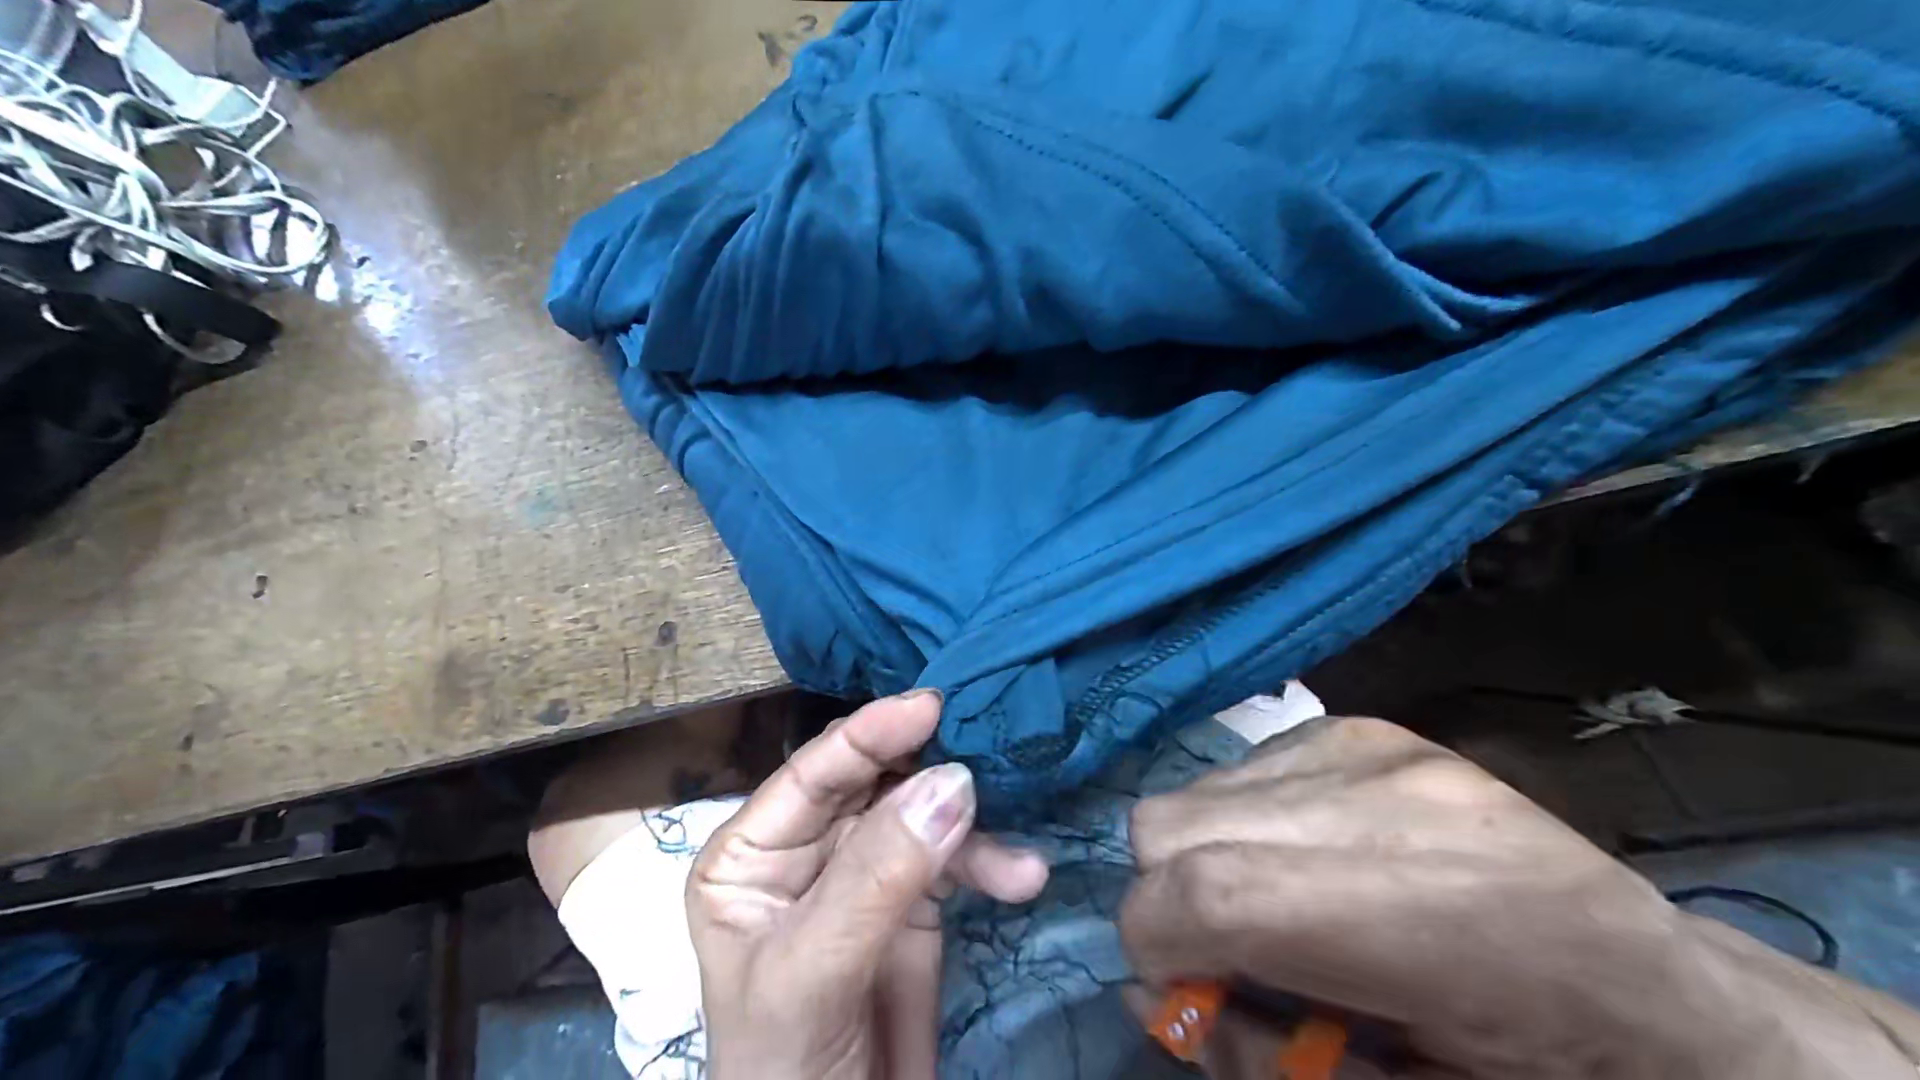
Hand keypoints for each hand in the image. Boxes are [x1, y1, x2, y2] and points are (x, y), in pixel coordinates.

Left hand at [686, 691, 1049, 1079]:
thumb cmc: (784, 1066)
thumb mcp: (814, 971)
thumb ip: (877, 876)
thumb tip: (952, 782)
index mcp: (752, 852)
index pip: (812, 773)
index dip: (869, 734)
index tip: (931, 705)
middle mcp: (807, 849)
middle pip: (872, 783)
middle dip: (926, 770)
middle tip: (982, 749)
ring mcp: (863, 871)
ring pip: (920, 814)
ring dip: (970, 827)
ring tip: (1010, 853)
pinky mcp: (912, 900)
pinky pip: (953, 858)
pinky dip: (989, 863)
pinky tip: (1022, 878)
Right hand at [1121, 716, 1917, 1079]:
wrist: (1667, 998)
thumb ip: (1259, 1057)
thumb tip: (1149, 989)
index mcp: (1455, 922)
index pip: (1220, 891)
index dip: (1154, 941)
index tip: (1172, 985)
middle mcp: (1403, 798)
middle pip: (1175, 823)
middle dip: (1165, 898)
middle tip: (1224, 955)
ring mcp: (1375, 746)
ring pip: (1191, 793)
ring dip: (1202, 858)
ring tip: (1281, 909)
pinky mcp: (1356, 726)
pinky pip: (1236, 773)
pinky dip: (1239, 824)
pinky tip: (1307, 861)